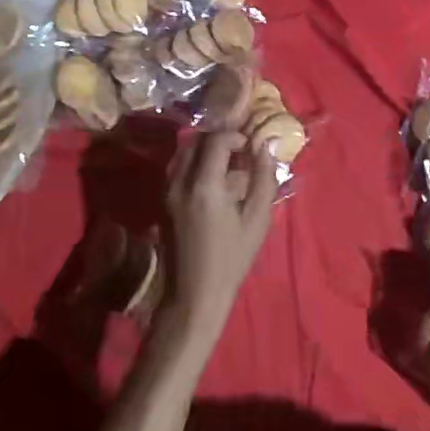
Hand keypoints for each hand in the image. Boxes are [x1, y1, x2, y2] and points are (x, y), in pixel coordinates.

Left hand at [164, 130, 277, 331]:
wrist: (193, 294)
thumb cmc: (231, 260)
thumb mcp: (257, 220)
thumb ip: (264, 178)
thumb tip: (266, 145)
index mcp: (204, 185)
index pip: (217, 140)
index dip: (236, 136)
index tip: (251, 147)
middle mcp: (180, 180)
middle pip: (197, 139)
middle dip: (220, 139)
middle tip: (240, 152)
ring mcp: (168, 189)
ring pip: (185, 150)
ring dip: (206, 148)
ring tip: (227, 164)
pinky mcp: (163, 198)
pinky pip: (178, 166)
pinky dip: (195, 161)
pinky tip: (212, 179)